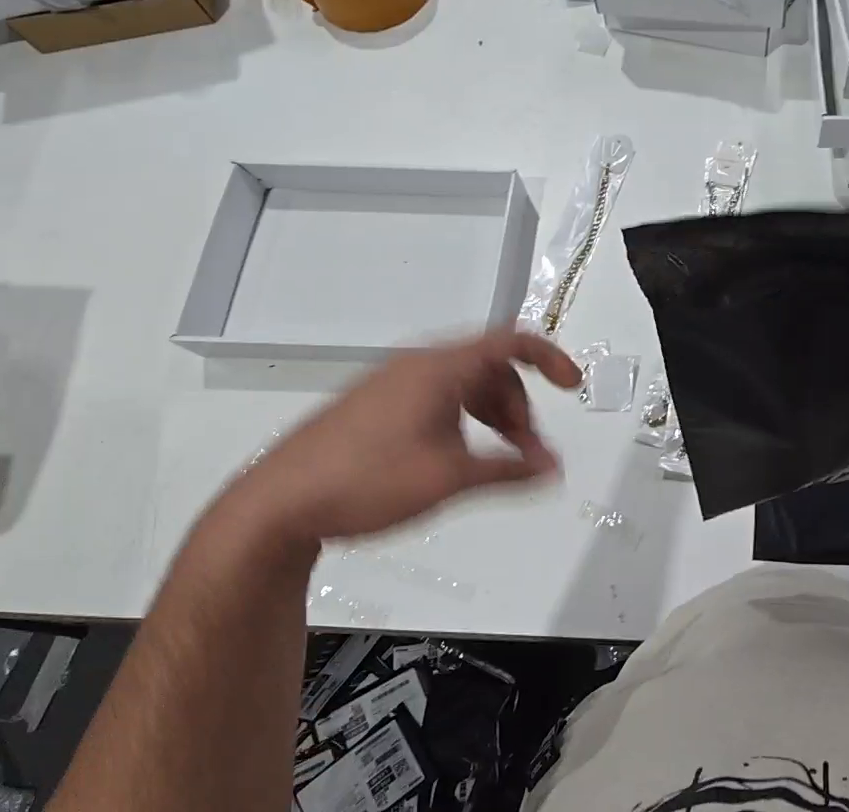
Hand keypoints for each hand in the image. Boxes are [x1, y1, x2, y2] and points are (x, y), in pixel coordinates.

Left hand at [216, 331, 581, 545]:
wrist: (276, 506)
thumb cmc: (364, 482)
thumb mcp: (449, 479)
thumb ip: (510, 470)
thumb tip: (554, 469)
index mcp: (438, 368)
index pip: (511, 342)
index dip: (550, 358)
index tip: (573, 386)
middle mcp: (416, 366)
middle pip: (490, 368)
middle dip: (519, 406)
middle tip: (527, 451)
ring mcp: (392, 384)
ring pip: (464, 385)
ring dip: (492, 417)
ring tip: (494, 463)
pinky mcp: (375, 406)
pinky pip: (438, 398)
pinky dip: (464, 420)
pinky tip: (455, 458)